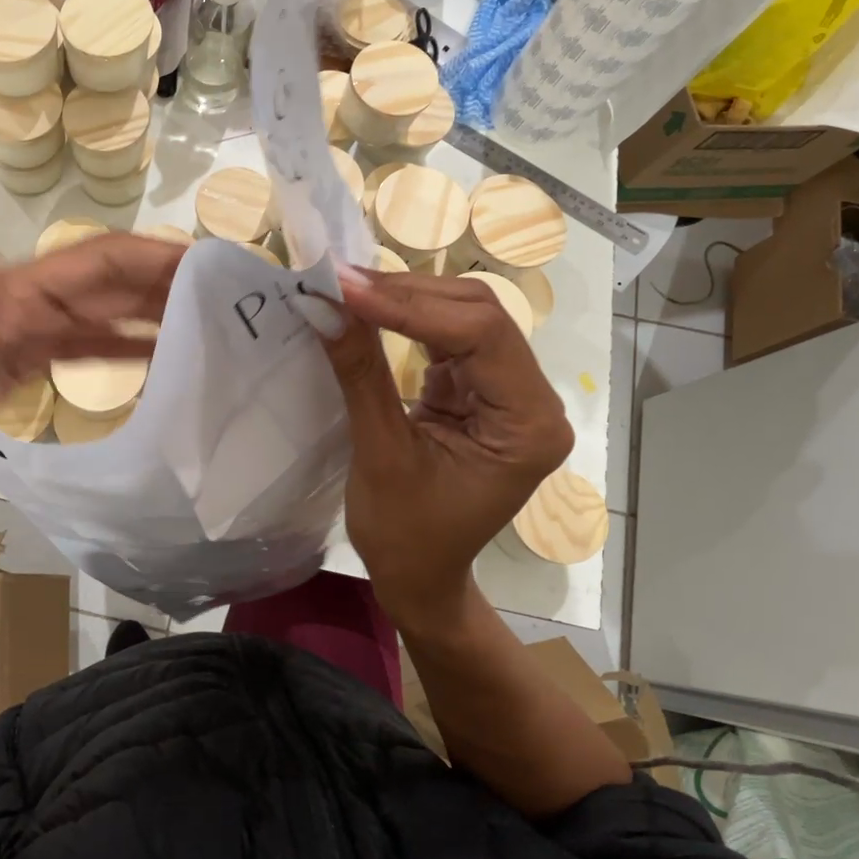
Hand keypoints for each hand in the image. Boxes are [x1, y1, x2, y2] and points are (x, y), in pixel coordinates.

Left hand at [0, 235, 183, 533]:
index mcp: (2, 302)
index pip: (85, 263)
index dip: (142, 256)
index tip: (200, 263)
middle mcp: (19, 308)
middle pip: (100, 281)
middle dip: (159, 279)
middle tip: (226, 292)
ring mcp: (24, 336)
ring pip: (98, 311)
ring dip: (149, 309)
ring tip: (210, 317)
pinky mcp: (25, 365)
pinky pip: (83, 347)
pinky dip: (122, 347)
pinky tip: (161, 354)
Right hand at [320, 268, 573, 624]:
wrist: (418, 578)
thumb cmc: (405, 535)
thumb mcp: (381, 454)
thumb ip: (361, 374)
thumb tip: (326, 305)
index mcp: (528, 425)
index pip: (481, 335)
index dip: (411, 306)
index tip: (345, 287)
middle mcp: (532, 400)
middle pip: (479, 316)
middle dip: (407, 295)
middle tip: (339, 281)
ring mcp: (508, 393)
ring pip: (464, 318)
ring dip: (405, 300)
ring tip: (346, 288)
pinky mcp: (479, 392)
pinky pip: (448, 339)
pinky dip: (405, 321)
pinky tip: (366, 308)